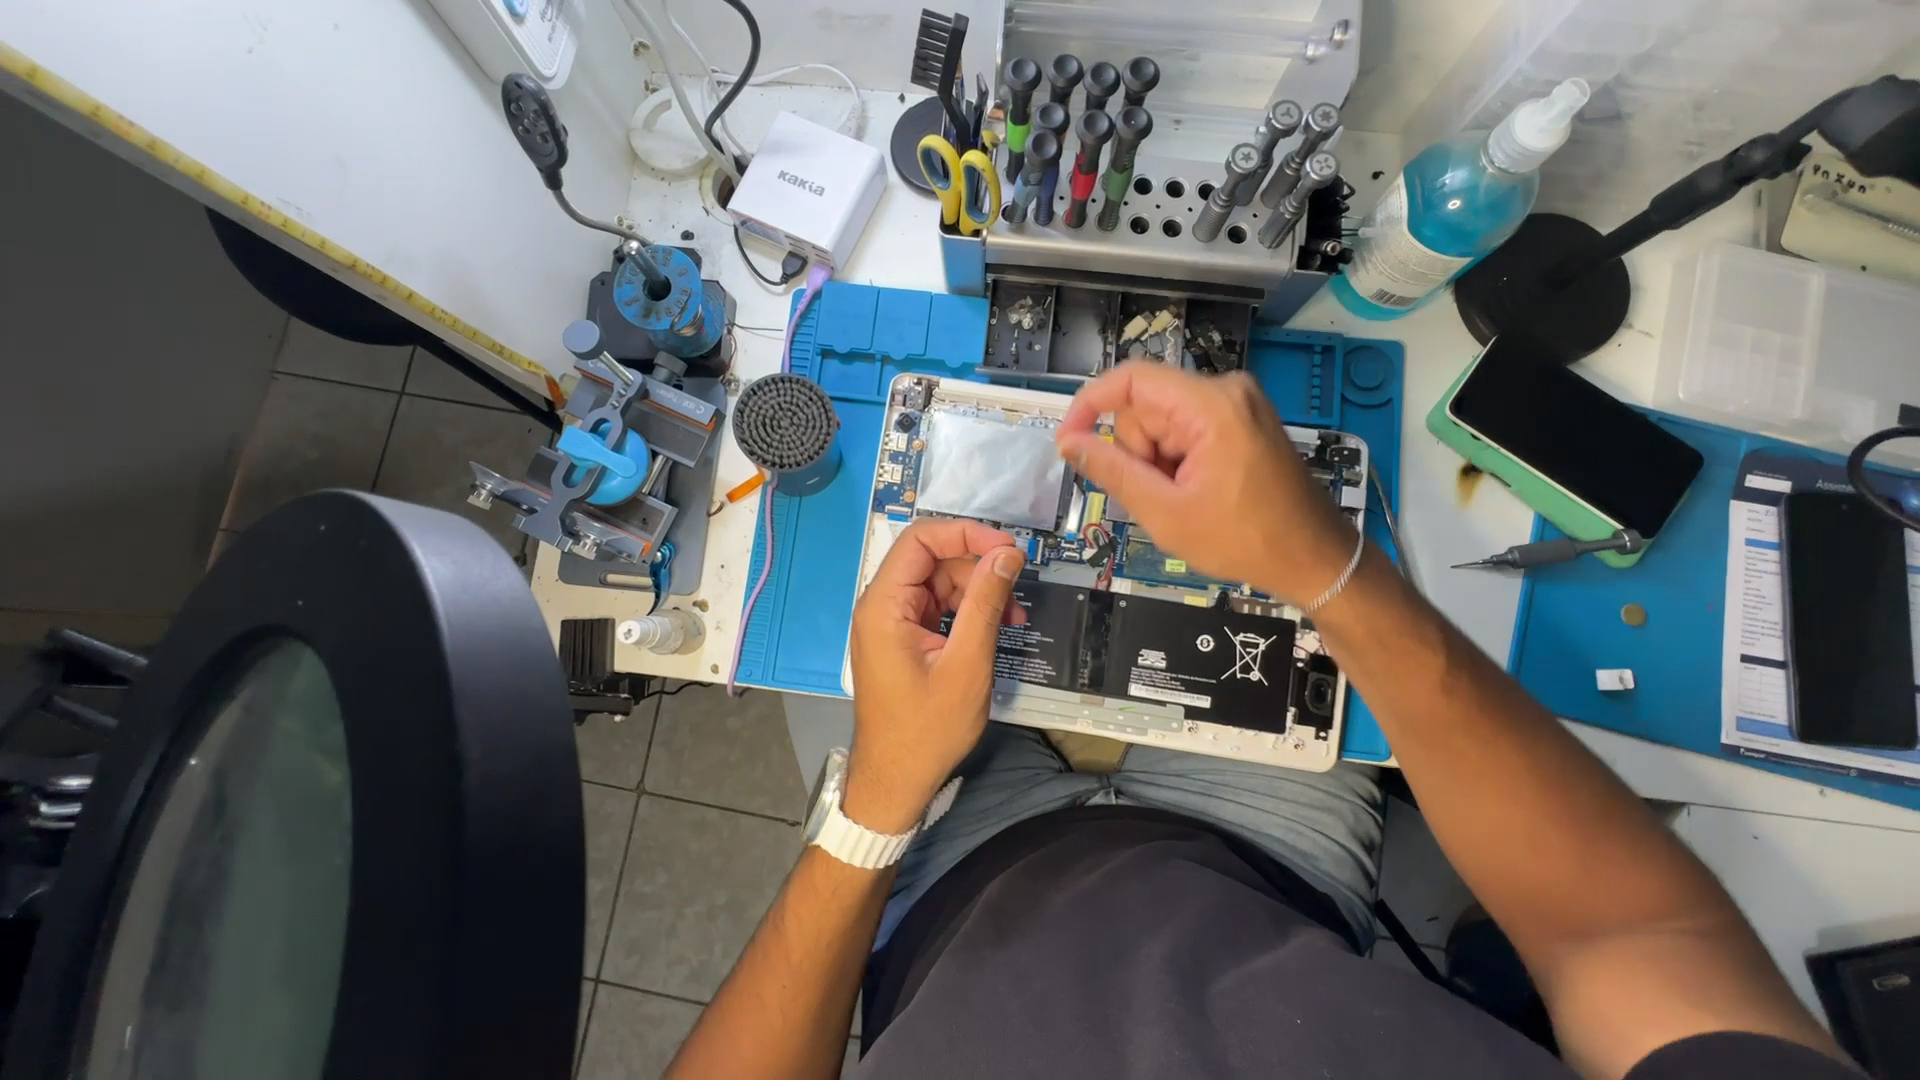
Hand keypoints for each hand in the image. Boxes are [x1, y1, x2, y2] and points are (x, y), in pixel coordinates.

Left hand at [845, 520, 1026, 832]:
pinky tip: (995, 630)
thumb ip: (985, 604)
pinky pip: (938, 609)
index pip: (920, 540)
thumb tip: (1007, 554)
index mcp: (884, 605)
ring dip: (979, 594)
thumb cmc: (927, 729)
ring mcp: (892, 623)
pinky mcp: (904, 639)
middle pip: (933, 561)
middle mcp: (882, 606)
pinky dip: (967, 614)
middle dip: (978, 570)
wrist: (897, 780)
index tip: (1007, 548)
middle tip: (1018, 591)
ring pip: (940, 584)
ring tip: (1014, 621)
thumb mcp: (966, 663)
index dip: (965, 534)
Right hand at [1055, 361, 1355, 606]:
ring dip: (1158, 460)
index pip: (1130, 378)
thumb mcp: (1165, 512)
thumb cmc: (1243, 540)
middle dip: (1138, 451)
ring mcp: (1238, 402)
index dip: (1089, 405)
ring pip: (1162, 420)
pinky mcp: (1242, 418)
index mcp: (1211, 405)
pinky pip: (1185, 428)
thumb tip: (1069, 442)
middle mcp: (1226, 389)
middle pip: (1145, 405)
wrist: (1313, 558)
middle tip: (1161, 495)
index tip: (1068, 442)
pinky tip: (1197, 490)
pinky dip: (1177, 459)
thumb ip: (1112, 471)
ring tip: (1184, 497)